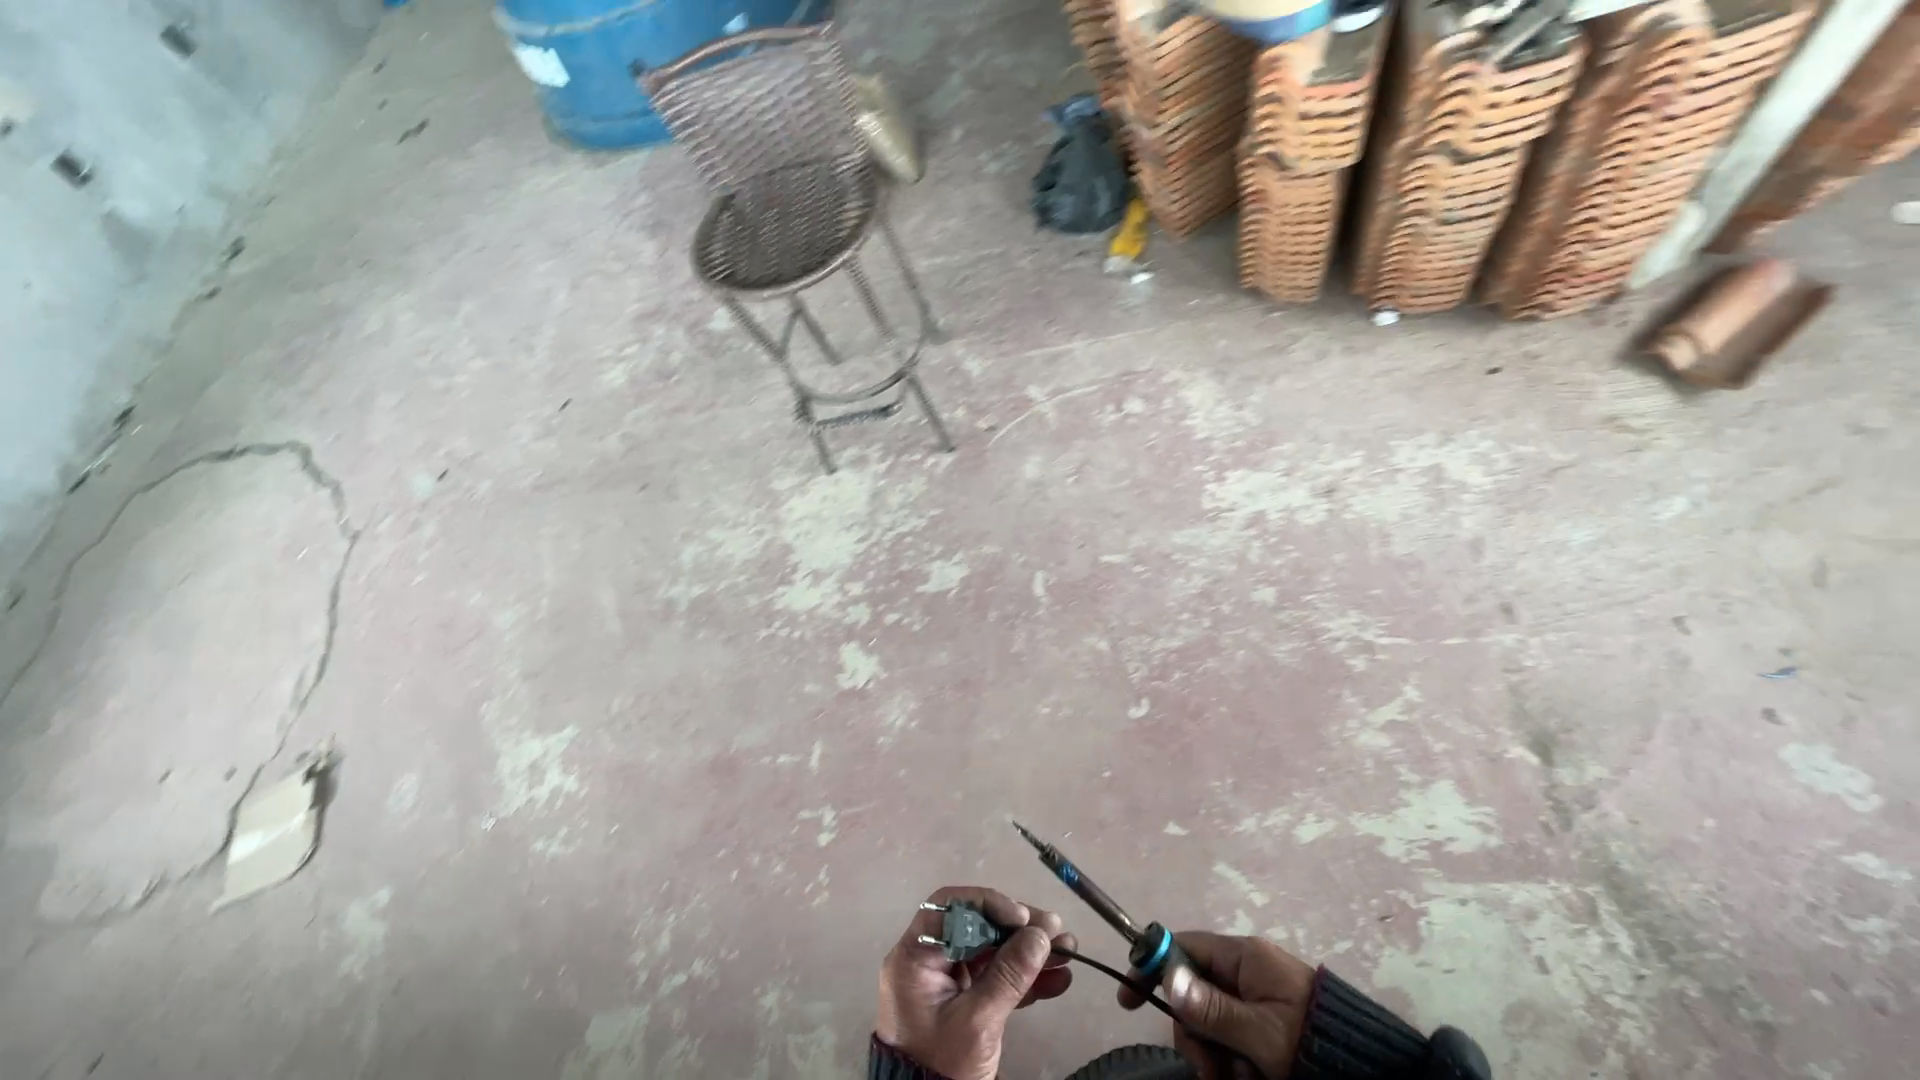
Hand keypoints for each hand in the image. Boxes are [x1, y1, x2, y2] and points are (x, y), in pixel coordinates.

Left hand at [876, 886, 1076, 1079]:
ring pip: (991, 952)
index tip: (1023, 918)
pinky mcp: (964, 1003)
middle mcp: (929, 962)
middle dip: (1020, 930)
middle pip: (976, 928)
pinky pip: (995, 979)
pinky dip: (1025, 979)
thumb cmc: (943, 1065)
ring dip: (1030, 952)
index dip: (988, 904)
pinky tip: (1058, 980)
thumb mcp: (977, 1022)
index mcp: (916, 957)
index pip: (949, 908)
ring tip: (1069, 952)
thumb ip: (1008, 975)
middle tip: (1059, 932)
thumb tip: (1040, 935)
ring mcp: (947, 983)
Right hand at [1117, 931, 1315, 1079]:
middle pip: (1192, 991)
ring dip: (1212, 1054)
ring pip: (1209, 1019)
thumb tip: (1169, 981)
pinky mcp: (1263, 1019)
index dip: (1152, 968)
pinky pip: (1229, 1033)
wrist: (1366, 1064)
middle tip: (1207, 1069)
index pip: (1182, 947)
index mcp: (1243, 956)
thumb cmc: (1309, 1040)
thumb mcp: (1258, 1032)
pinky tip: (1246, 1077)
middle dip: (1193, 1034)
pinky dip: (1231, 1059)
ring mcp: (1254, 994)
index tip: (1129, 1001)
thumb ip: (1212, 1008)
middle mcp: (1244, 969)